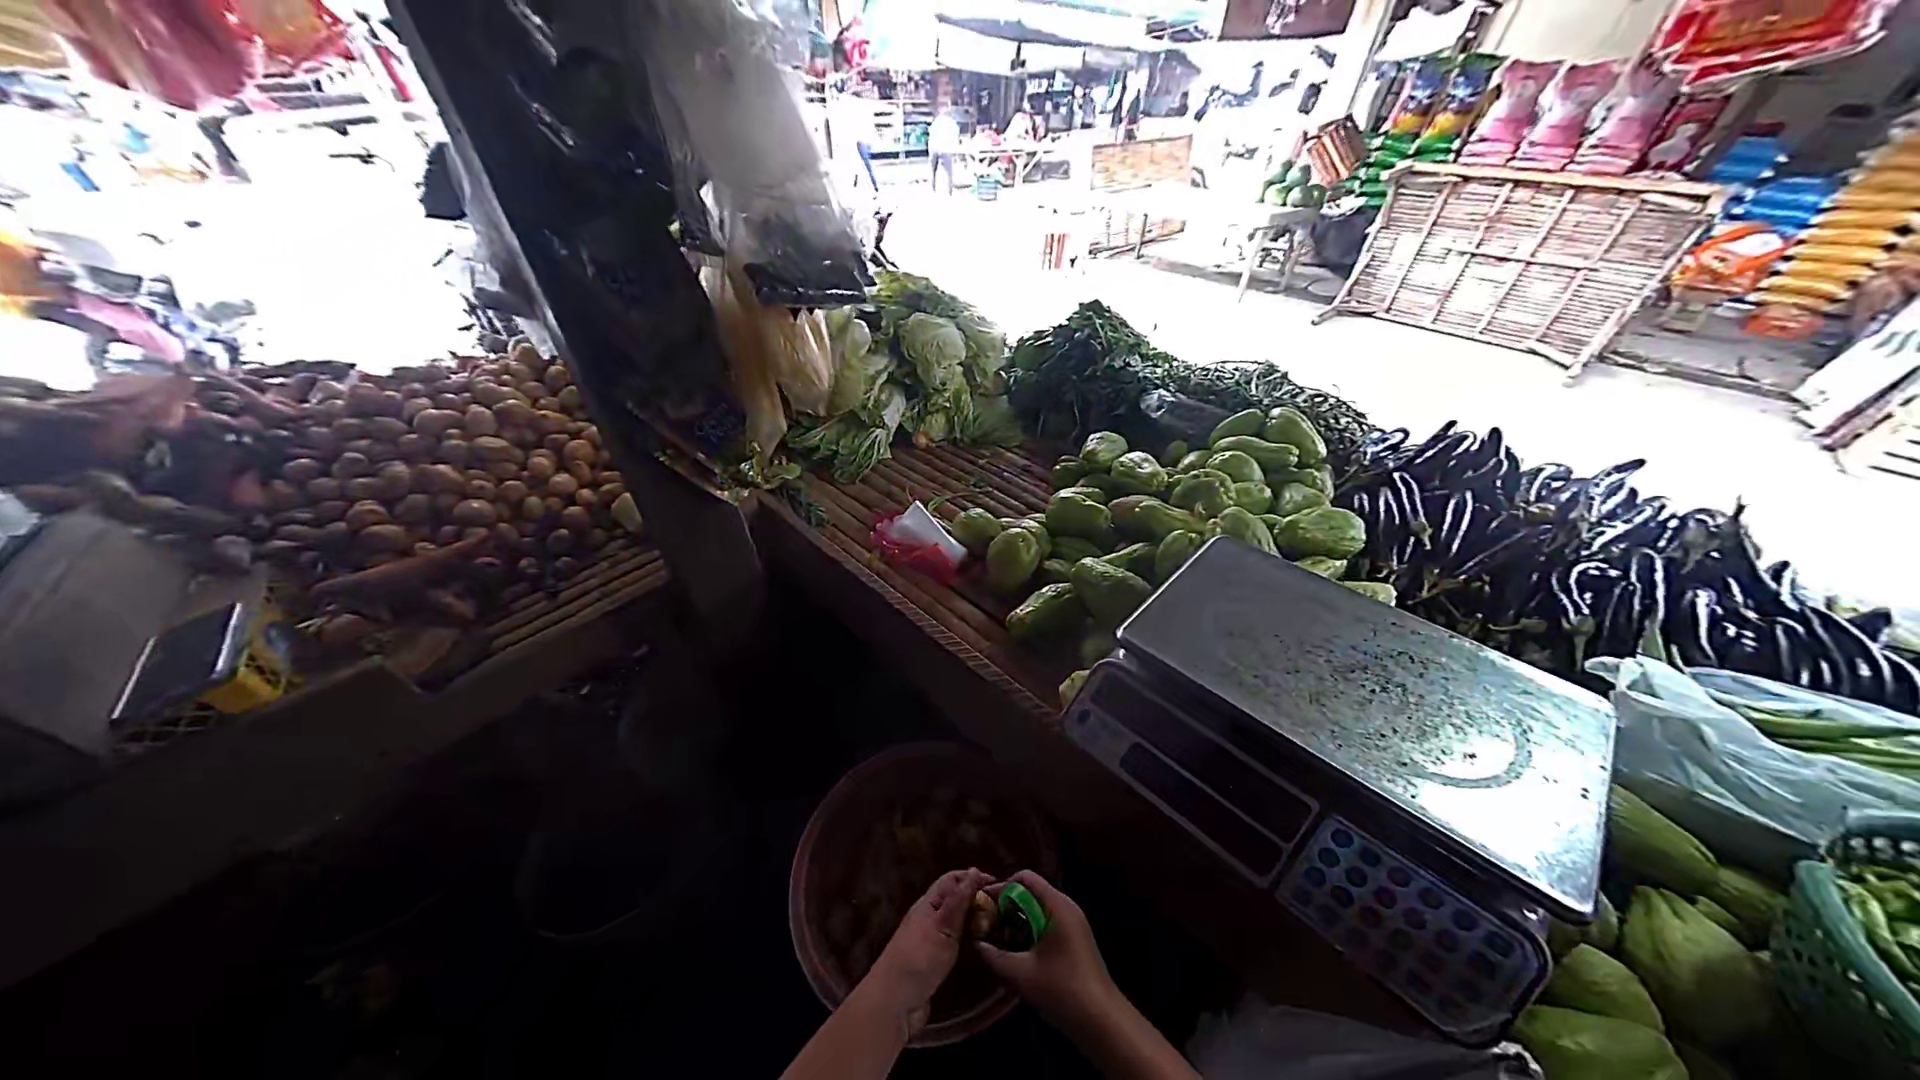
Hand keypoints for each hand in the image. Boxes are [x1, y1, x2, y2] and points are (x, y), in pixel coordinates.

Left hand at [858, 867, 992, 1037]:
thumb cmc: (918, 959)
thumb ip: (958, 901)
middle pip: (956, 899)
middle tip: (1000, 911)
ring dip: (975, 920)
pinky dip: (970, 938)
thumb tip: (974, 871)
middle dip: (977, 900)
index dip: (973, 878)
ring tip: (996, 927)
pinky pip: (957, 940)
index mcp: (928, 904)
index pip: (952, 879)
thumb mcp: (942, 927)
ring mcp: (932, 938)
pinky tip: (982, 945)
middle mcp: (930, 917)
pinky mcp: (935, 959)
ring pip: (958, 920)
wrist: (894, 1003)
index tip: (996, 885)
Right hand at [974, 871, 1117, 1033]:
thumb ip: (995, 956)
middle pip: (1032, 892)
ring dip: (1018, 919)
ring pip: (1039, 908)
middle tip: (987, 923)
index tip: (983, 904)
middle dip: (1007, 905)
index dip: (1001, 887)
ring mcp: (1073, 922)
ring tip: (999, 938)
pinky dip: (1031, 929)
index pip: (1025, 878)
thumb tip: (976, 944)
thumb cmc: (1062, 989)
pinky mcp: (1075, 938)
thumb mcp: (1021, 973)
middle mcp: (1067, 907)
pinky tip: (1018, 950)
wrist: (1102, 1020)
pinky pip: (1048, 921)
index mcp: (1057, 905)